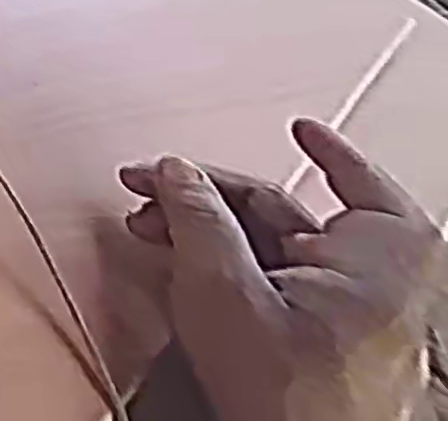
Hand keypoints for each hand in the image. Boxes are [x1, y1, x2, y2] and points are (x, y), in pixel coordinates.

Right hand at [121, 119, 446, 420]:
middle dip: (205, 189)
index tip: (301, 129)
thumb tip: (176, 169)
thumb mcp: (220, 290)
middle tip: (144, 181)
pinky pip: (254, 265)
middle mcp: (361, 294)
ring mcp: (331, 313)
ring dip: (193, 217)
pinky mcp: (301, 327)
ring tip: (142, 222)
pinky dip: (205, 247)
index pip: (379, 208)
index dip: (343, 162)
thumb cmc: (276, 391)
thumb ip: (198, 220)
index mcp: (370, 286)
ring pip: (260, 238)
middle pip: (284, 213)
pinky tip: (165, 250)